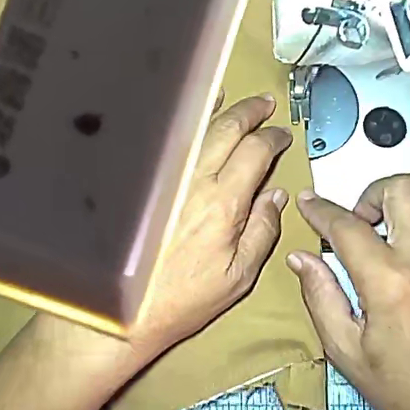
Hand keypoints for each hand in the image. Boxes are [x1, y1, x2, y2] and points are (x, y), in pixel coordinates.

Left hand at [126, 94, 292, 359]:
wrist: (127, 311)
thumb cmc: (184, 299)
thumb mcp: (239, 276)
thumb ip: (262, 231)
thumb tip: (275, 196)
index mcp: (223, 204)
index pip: (255, 153)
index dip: (273, 138)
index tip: (281, 135)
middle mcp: (192, 182)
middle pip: (226, 130)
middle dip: (249, 112)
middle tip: (264, 105)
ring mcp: (164, 180)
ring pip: (194, 130)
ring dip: (216, 110)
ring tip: (230, 98)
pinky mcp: (143, 186)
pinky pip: (167, 145)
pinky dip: (183, 127)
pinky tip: (188, 121)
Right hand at [287, 175, 409, 409]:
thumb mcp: (346, 351)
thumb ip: (321, 297)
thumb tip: (302, 260)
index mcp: (388, 282)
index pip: (346, 225)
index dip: (320, 209)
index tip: (310, 203)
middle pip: (401, 189)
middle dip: (371, 195)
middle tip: (361, 221)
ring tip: (398, 228)